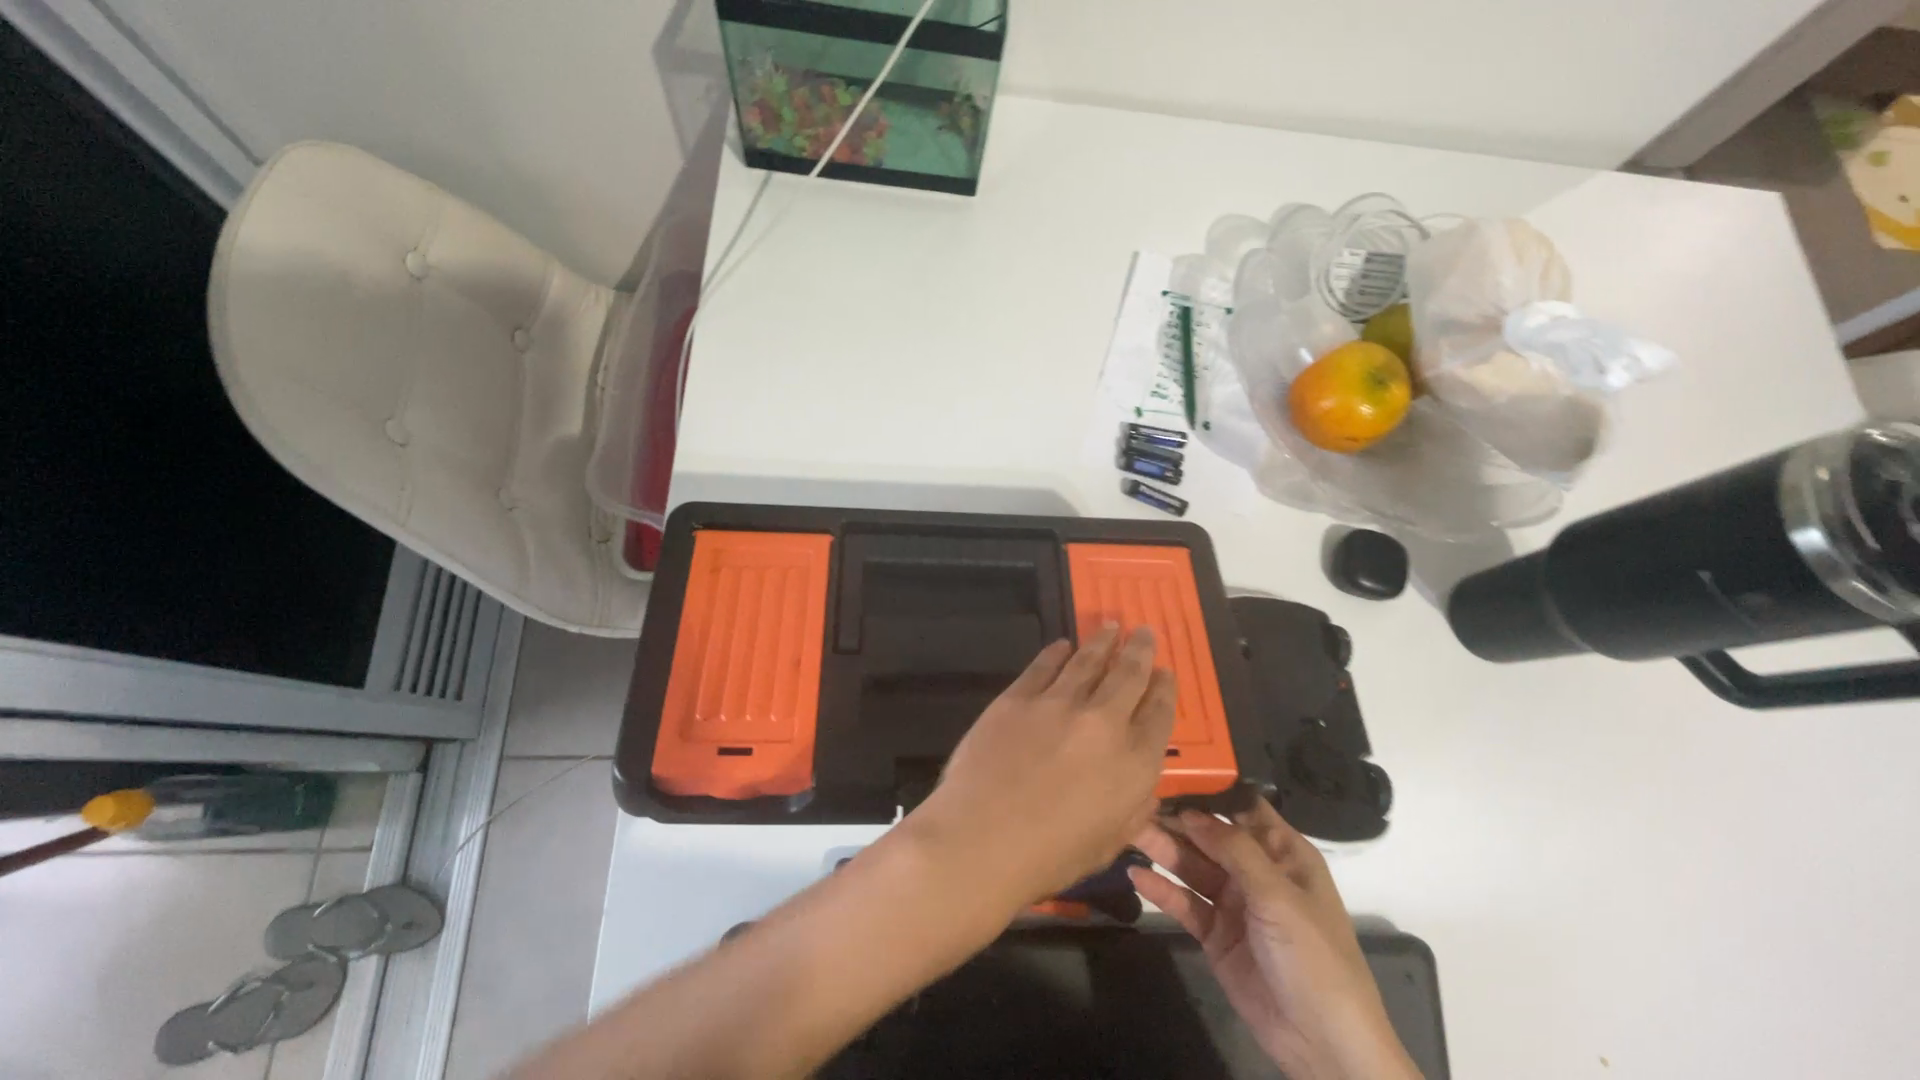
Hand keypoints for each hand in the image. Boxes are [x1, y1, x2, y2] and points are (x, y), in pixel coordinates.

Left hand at [901, 625, 1177, 910]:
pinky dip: (1057, 652)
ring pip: (1088, 662)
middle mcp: (1104, 723)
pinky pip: (1043, 666)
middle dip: (1140, 651)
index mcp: (1135, 763)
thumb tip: (1143, 788)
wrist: (982, 839)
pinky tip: (1063, 646)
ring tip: (1111, 627)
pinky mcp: (1017, 698)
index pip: (1159, 713)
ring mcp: (1058, 704)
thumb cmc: (1050, 856)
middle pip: (1129, 675)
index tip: (1165, 672)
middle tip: (1143, 632)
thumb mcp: (1110, 844)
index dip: (1164, 688)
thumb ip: (1133, 809)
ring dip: (1103, 642)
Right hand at [1129, 804, 1421, 1079]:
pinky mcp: (1216, 934)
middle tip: (1136, 801)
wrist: (1324, 1042)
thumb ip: (1235, 852)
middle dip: (1178, 820)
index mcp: (1286, 855)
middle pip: (1211, 837)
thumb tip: (1193, 813)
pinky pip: (1185, 903)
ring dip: (1164, 850)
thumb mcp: (1279, 898)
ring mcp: (1235, 904)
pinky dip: (1162, 890)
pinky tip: (1136, 874)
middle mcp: (1258, 872)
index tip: (1172, 772)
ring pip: (1193, 867)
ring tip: (1129, 831)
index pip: (1244, 810)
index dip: (1210, 791)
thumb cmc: (1314, 958)